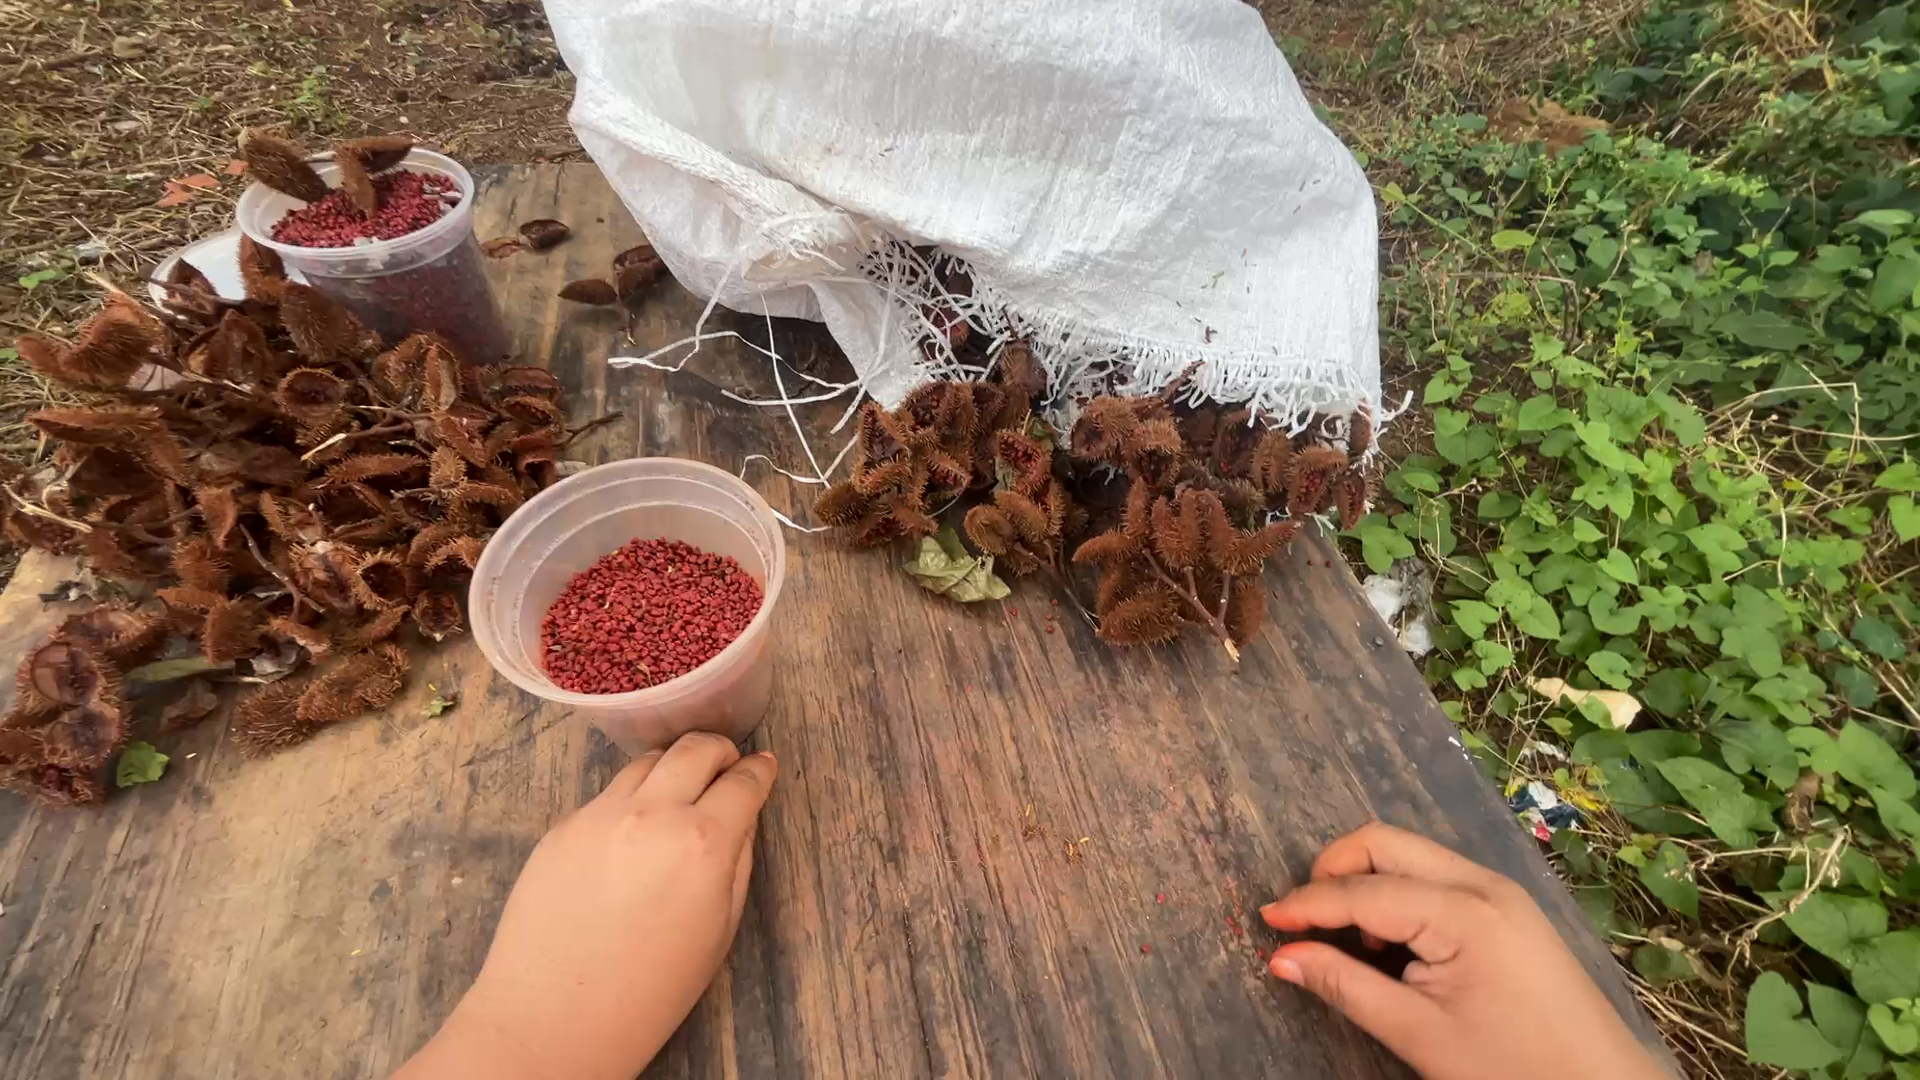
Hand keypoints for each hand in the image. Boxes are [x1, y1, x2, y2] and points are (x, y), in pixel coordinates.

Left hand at [395, 732, 777, 1079]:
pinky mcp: (563, 827)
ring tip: (677, 795)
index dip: (760, 770)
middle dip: (721, 751)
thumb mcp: (721, 927)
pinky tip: (630, 836)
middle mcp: (654, 814)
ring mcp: (601, 815)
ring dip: (675, 768)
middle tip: (726, 768)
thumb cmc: (652, 990)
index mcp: (703, 843)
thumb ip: (739, 858)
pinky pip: (610, 794)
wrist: (550, 1024)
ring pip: (650, 761)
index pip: (744, 781)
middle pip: (697, 748)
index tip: (764, 766)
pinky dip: (633, 799)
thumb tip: (741, 815)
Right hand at [1261, 823, 1667, 1079]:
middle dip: (1333, 870)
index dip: (1307, 904)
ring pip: (1404, 854)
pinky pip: (1430, 875)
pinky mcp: (1505, 906)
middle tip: (1308, 916)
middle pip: (1381, 844)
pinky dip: (1395, 892)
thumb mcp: (1421, 1036)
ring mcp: (1497, 890)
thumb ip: (1344, 986)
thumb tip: (1278, 957)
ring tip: (1350, 935)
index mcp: (1464, 913)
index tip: (1265, 919)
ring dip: (1363, 880)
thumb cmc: (1517, 1076)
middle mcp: (1480, 883)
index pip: (1362, 892)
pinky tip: (1393, 942)